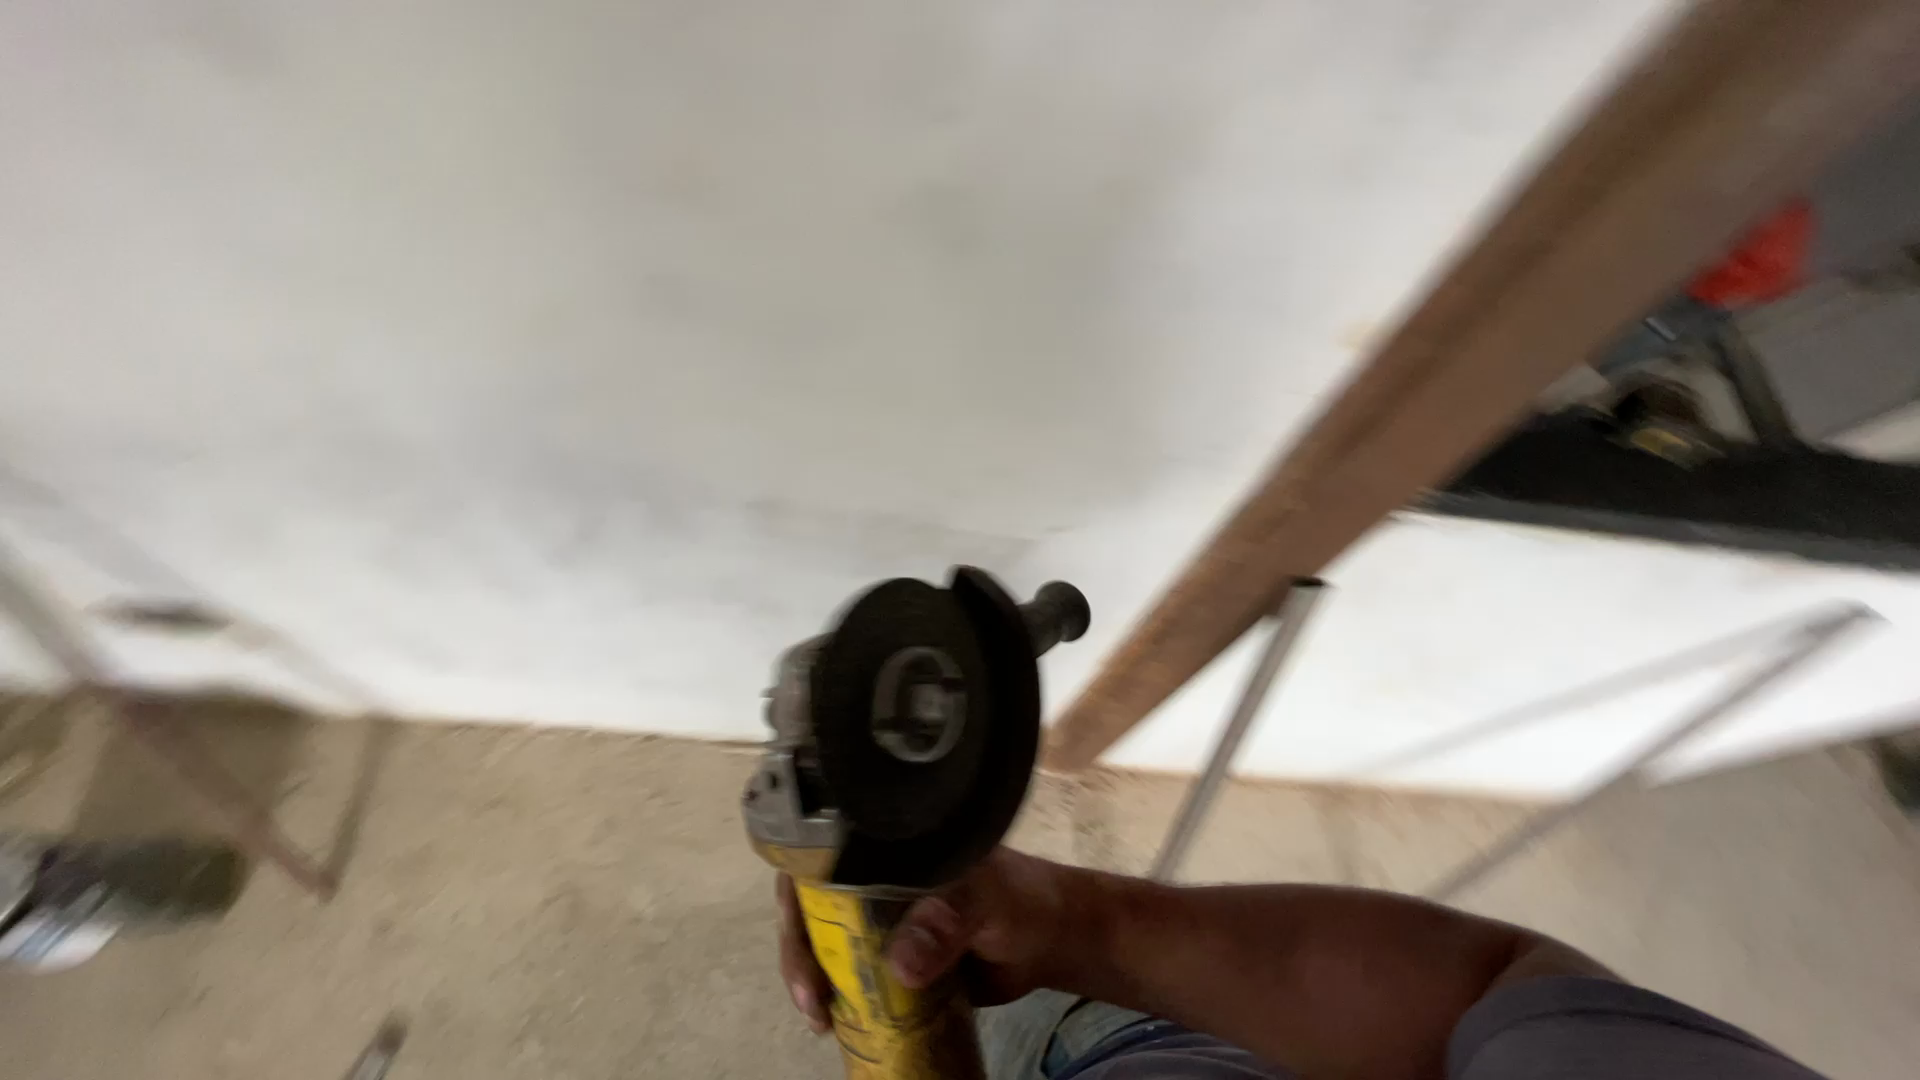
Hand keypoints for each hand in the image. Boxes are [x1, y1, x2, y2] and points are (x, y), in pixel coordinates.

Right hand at [776, 847, 1076, 1032]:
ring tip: (820, 1017)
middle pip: (816, 905)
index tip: (798, 935)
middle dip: (800, 949)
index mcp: (893, 850)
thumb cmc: (1020, 897)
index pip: (825, 855)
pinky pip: (856, 978)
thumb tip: (900, 965)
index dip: (800, 891)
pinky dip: (841, 1001)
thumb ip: (949, 923)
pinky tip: (836, 1023)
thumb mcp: (987, 898)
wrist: (1051, 940)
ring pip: (829, 944)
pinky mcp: (895, 961)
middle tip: (810, 996)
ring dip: (815, 979)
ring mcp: (885, 922)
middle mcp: (879, 880)